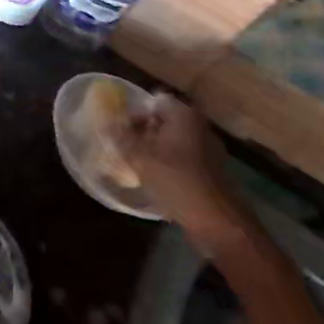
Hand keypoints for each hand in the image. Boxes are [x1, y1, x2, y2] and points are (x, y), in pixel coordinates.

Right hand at [111, 93, 252, 250]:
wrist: (218, 223)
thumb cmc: (177, 181)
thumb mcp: (140, 157)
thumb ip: (121, 136)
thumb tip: (105, 121)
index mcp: (184, 115)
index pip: (154, 101)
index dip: (134, 112)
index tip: (120, 127)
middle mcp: (200, 126)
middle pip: (165, 120)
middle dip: (144, 131)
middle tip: (125, 145)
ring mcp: (210, 149)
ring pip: (175, 140)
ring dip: (156, 148)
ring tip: (138, 163)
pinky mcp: (214, 170)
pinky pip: (185, 157)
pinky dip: (170, 162)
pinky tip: (157, 178)